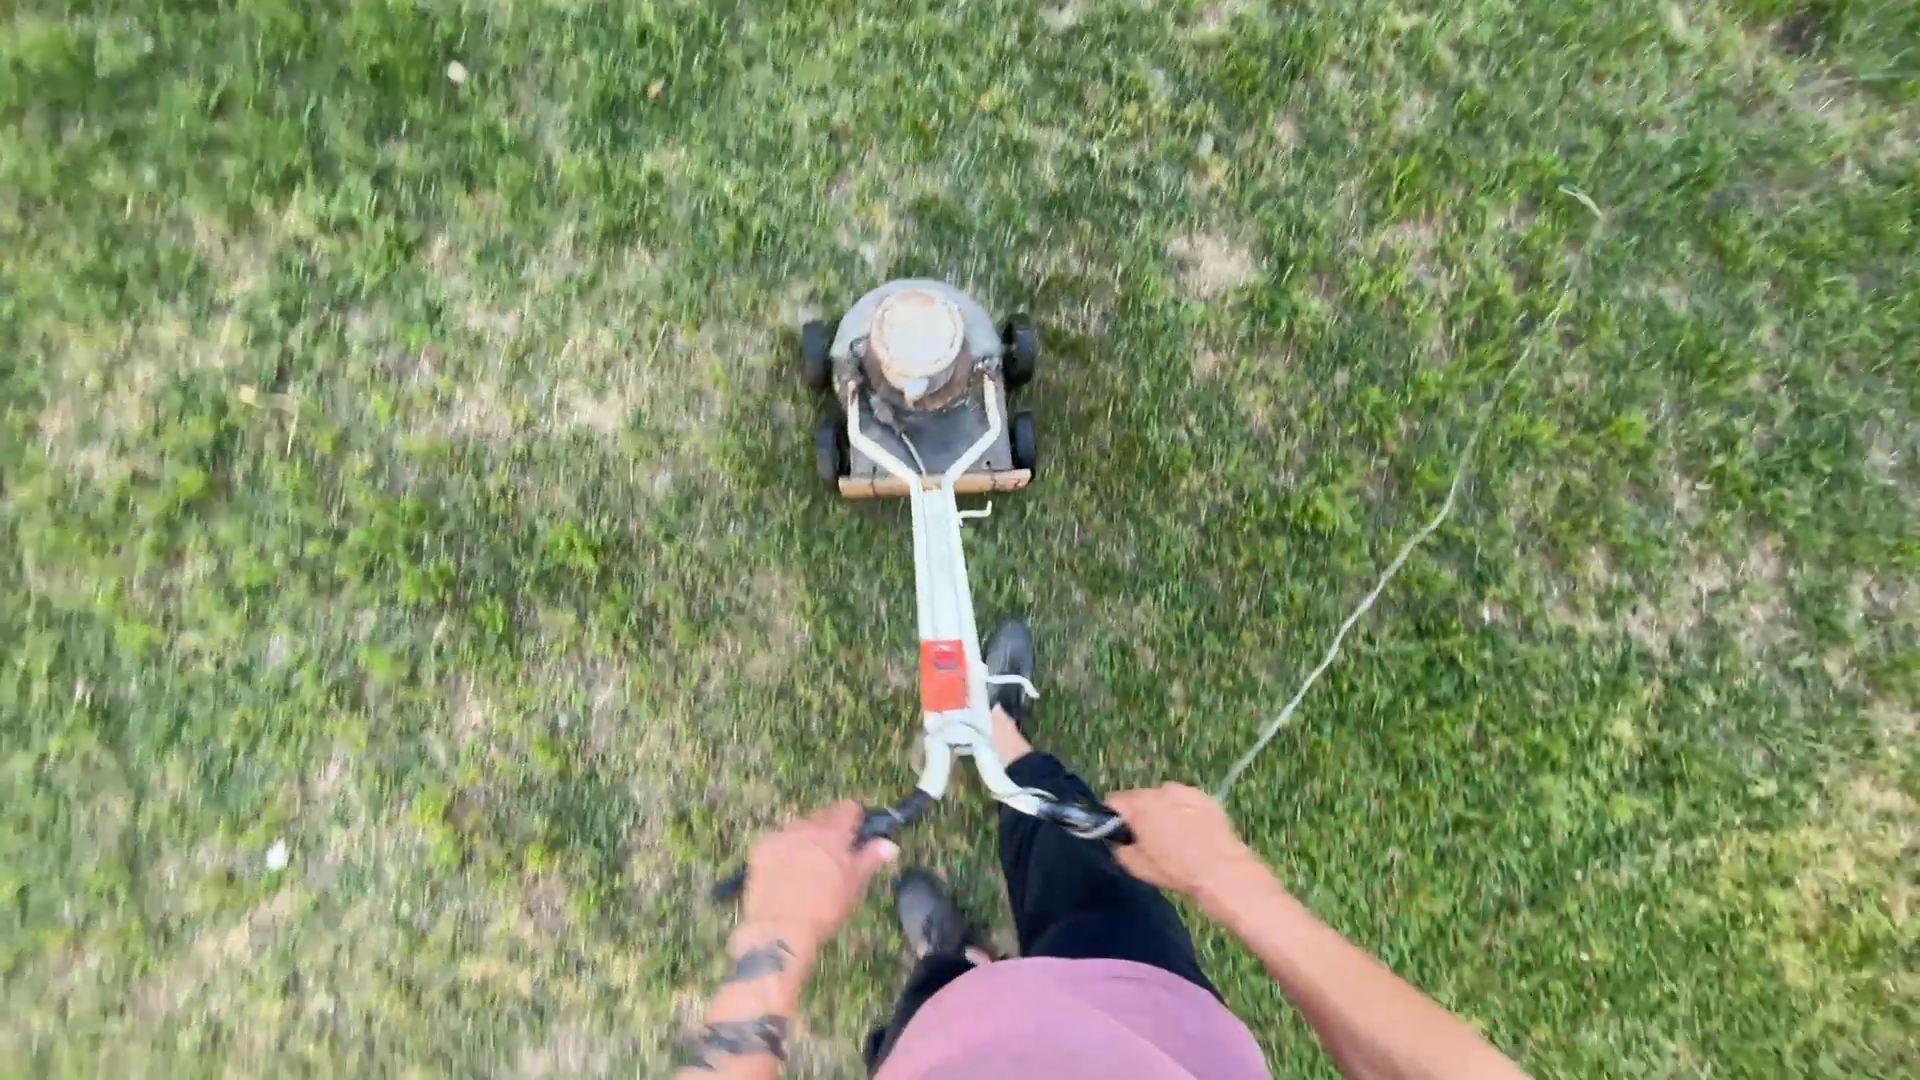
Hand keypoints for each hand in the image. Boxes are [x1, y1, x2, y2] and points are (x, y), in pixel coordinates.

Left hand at [740, 801, 897, 954]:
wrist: (780, 931)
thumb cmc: (824, 908)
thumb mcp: (855, 884)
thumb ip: (872, 858)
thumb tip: (890, 845)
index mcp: (833, 831)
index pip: (850, 808)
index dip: (856, 819)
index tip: (857, 835)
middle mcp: (806, 826)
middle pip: (823, 815)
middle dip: (831, 828)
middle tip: (835, 855)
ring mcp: (781, 835)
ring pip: (800, 827)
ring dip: (807, 838)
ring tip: (809, 865)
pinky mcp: (760, 849)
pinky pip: (778, 840)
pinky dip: (785, 849)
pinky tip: (785, 872)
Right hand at [1106, 784, 1261, 908]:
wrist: (1223, 872)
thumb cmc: (1176, 870)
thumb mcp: (1137, 867)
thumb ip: (1119, 848)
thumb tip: (1119, 840)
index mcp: (1139, 805)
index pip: (1113, 801)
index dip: (1112, 818)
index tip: (1121, 833)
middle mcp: (1159, 790)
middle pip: (1138, 798)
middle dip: (1139, 814)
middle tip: (1149, 838)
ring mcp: (1184, 791)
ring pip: (1162, 797)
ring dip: (1162, 811)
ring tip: (1175, 835)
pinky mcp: (1204, 797)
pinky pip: (1184, 800)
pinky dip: (1183, 811)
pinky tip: (1193, 831)